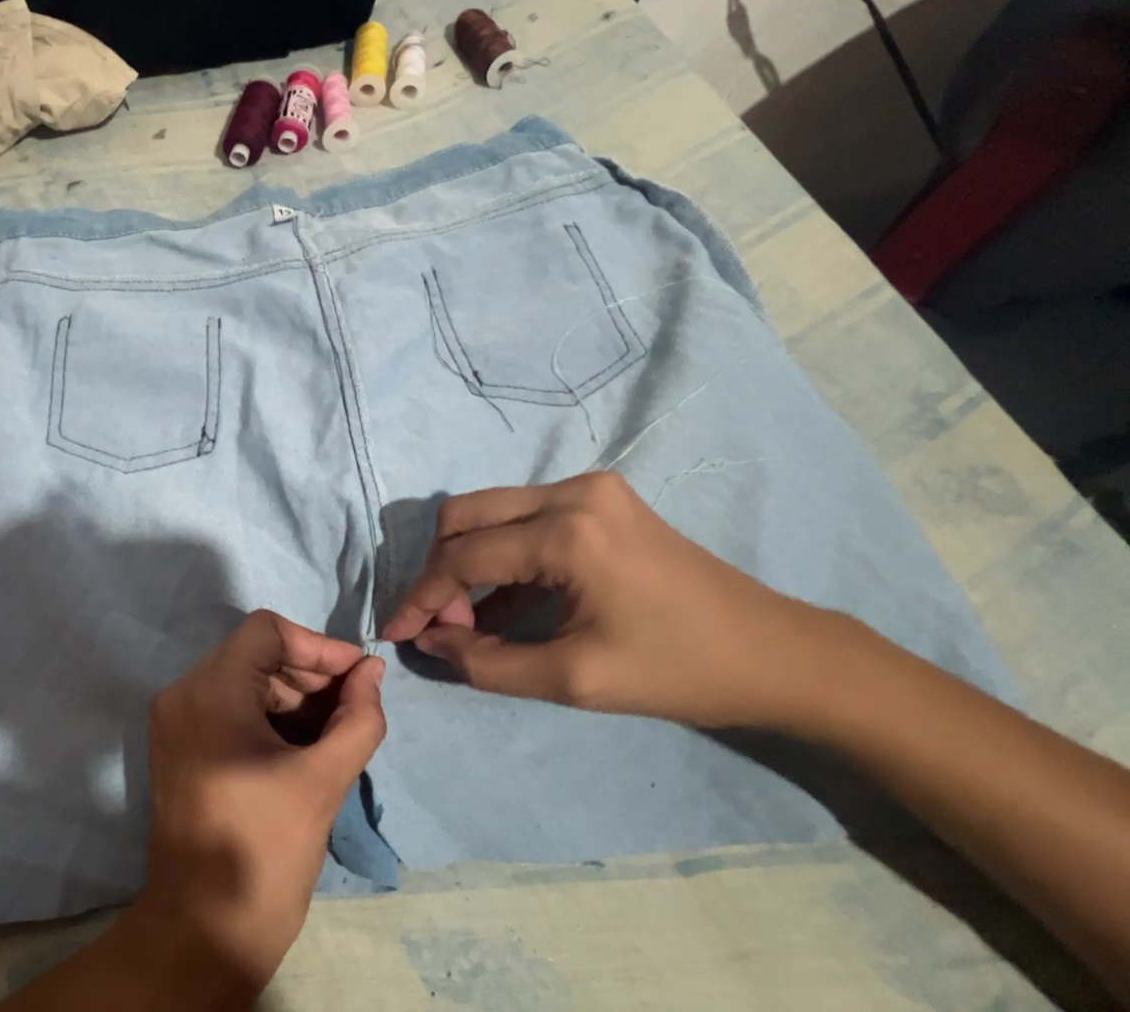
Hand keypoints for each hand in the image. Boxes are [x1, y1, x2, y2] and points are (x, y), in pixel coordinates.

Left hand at [135, 610, 386, 992]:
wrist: (205, 926)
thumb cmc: (266, 849)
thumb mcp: (324, 778)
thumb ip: (358, 717)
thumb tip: (372, 672)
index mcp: (209, 691)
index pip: (267, 631)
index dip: (319, 647)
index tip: (358, 679)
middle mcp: (182, 693)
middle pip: (255, 654)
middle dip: (310, 676)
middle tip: (355, 709)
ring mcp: (175, 721)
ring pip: (243, 680)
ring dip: (293, 698)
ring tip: (336, 733)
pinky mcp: (178, 746)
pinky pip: (228, 709)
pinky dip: (268, 717)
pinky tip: (305, 747)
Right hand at [379, 470, 854, 728]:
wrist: (774, 654)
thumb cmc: (677, 670)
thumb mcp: (572, 679)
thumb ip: (486, 661)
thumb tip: (430, 641)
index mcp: (568, 532)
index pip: (463, 557)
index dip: (422, 598)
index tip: (394, 633)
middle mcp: (572, 492)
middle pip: (465, 516)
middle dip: (438, 571)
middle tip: (437, 624)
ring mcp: (590, 491)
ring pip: (489, 513)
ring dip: (464, 562)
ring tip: (462, 619)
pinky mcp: (601, 502)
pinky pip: (523, 520)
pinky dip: (499, 557)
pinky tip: (495, 604)